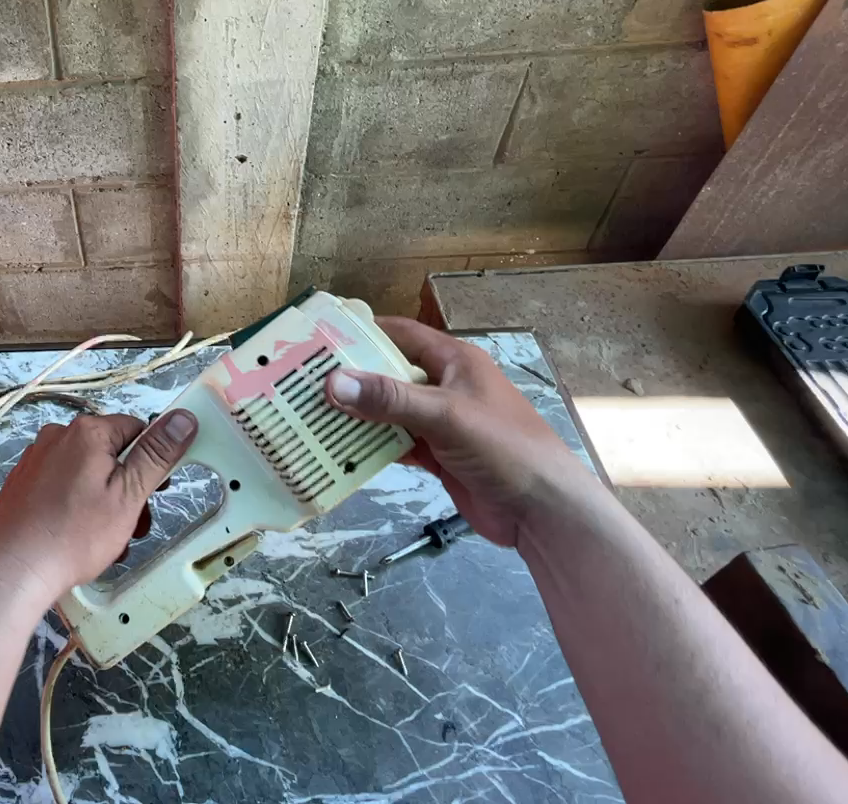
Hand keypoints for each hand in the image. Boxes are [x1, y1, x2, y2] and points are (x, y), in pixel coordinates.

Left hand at [0, 411, 197, 604]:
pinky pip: (61, 486)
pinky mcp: (22, 482)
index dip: (151, 462)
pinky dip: (75, 506)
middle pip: (110, 453)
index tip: (154, 493)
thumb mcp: (128, 495)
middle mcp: (57, 436)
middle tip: (132, 525)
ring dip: (103, 501)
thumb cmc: (72, 535)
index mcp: (86, 431)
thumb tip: (182, 419)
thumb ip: (156, 454)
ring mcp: (36, 459)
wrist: (12, 570)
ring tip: (105, 540)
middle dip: (127, 488)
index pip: (136, 430)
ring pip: (86, 473)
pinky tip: (76, 536)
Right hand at [324, 317, 594, 546]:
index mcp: (455, 360)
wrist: (544, 513)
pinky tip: (338, 448)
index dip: (362, 333)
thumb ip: (389, 399)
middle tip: (303, 380)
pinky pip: (394, 442)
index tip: (319, 338)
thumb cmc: (504, 448)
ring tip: (311, 413)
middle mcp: (444, 385)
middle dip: (350, 378)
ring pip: (388, 410)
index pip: (400, 334)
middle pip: (388, 373)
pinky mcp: (436, 454)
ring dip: (356, 414)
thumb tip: (332, 382)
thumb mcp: (445, 415)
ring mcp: (439, 422)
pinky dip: (369, 444)